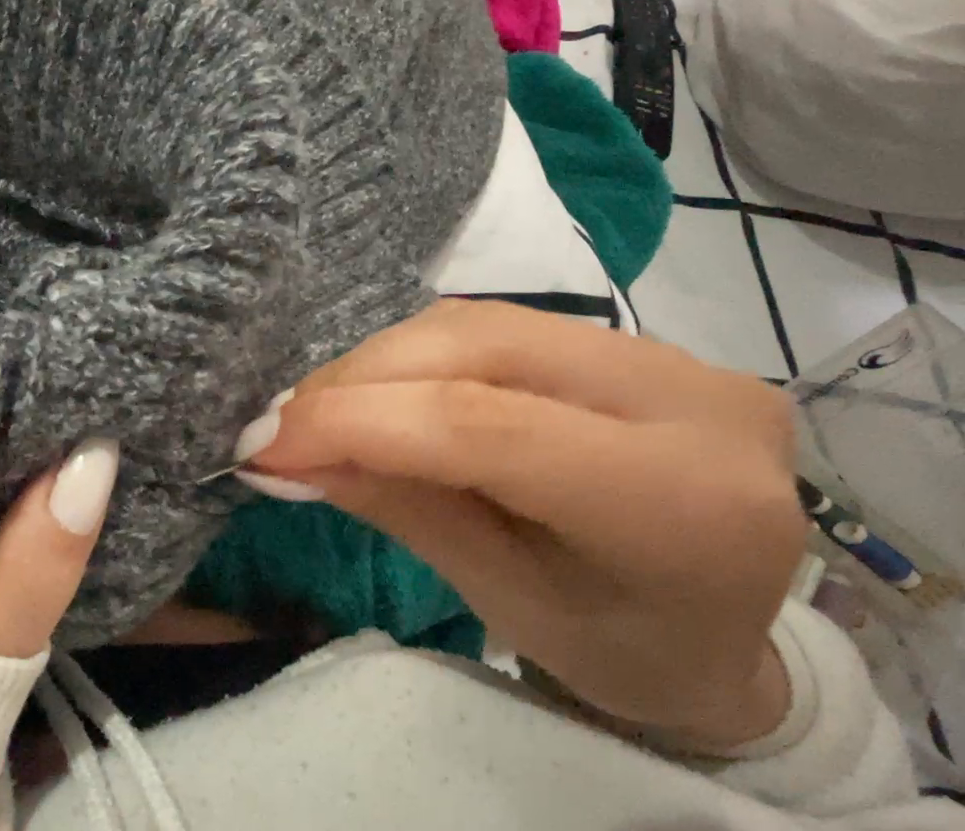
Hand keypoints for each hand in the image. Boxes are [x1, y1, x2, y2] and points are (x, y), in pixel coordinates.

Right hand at [232, 300, 802, 750]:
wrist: (713, 640)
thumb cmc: (611, 649)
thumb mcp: (495, 596)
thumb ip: (394, 505)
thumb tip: (278, 454)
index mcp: (682, 502)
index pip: (485, 427)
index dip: (356, 422)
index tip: (261, 445)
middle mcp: (693, 402)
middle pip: (478, 349)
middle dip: (356, 380)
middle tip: (279, 427)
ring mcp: (672, 356)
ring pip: (478, 323)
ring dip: (376, 363)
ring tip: (318, 412)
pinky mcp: (637, 341)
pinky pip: (495, 325)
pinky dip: (414, 355)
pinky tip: (376, 391)